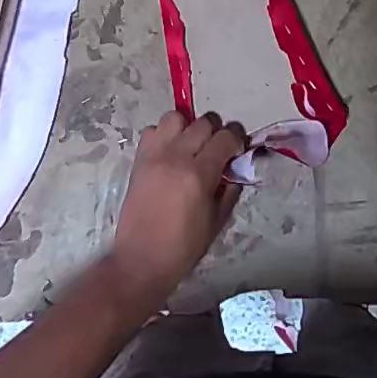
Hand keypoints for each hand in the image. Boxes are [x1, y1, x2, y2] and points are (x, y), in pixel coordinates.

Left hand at [107, 111, 245, 308]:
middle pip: (203, 122)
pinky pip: (152, 131)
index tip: (238, 151)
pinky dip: (164, 136)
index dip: (237, 139)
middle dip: (216, 132)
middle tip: (217, 151)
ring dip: (188, 127)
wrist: (142, 259)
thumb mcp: (219, 218)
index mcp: (200, 174)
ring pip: (175, 118)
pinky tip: (170, 154)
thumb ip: (230, 187)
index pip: (226, 136)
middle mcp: (176, 158)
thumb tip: (235, 168)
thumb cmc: (185, 245)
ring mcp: (154, 157)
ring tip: (191, 147)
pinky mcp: (138, 161)